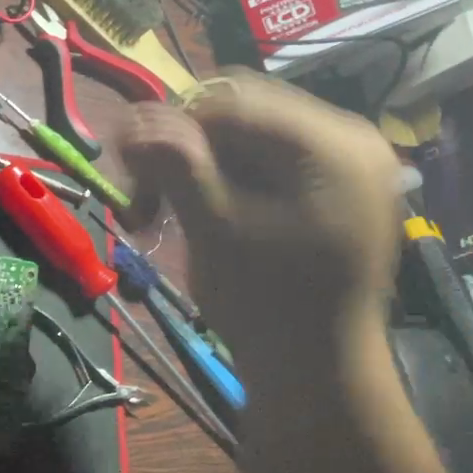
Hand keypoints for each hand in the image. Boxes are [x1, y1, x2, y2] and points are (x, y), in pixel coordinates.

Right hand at [117, 70, 400, 378]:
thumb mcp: (216, 230)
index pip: (229, 103)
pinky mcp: (327, 188)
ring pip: (244, 135)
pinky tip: (197, 211)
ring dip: (193, 165)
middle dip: (180, 147)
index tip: (127, 175)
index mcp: (329, 145)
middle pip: (240, 112)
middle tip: (144, 197)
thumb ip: (177, 168)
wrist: (315, 369)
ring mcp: (340, 165)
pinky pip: (261, 160)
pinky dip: (218, 179)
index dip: (167, 128)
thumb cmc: (267, 304)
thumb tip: (130, 122)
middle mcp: (345, 140)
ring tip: (163, 210)